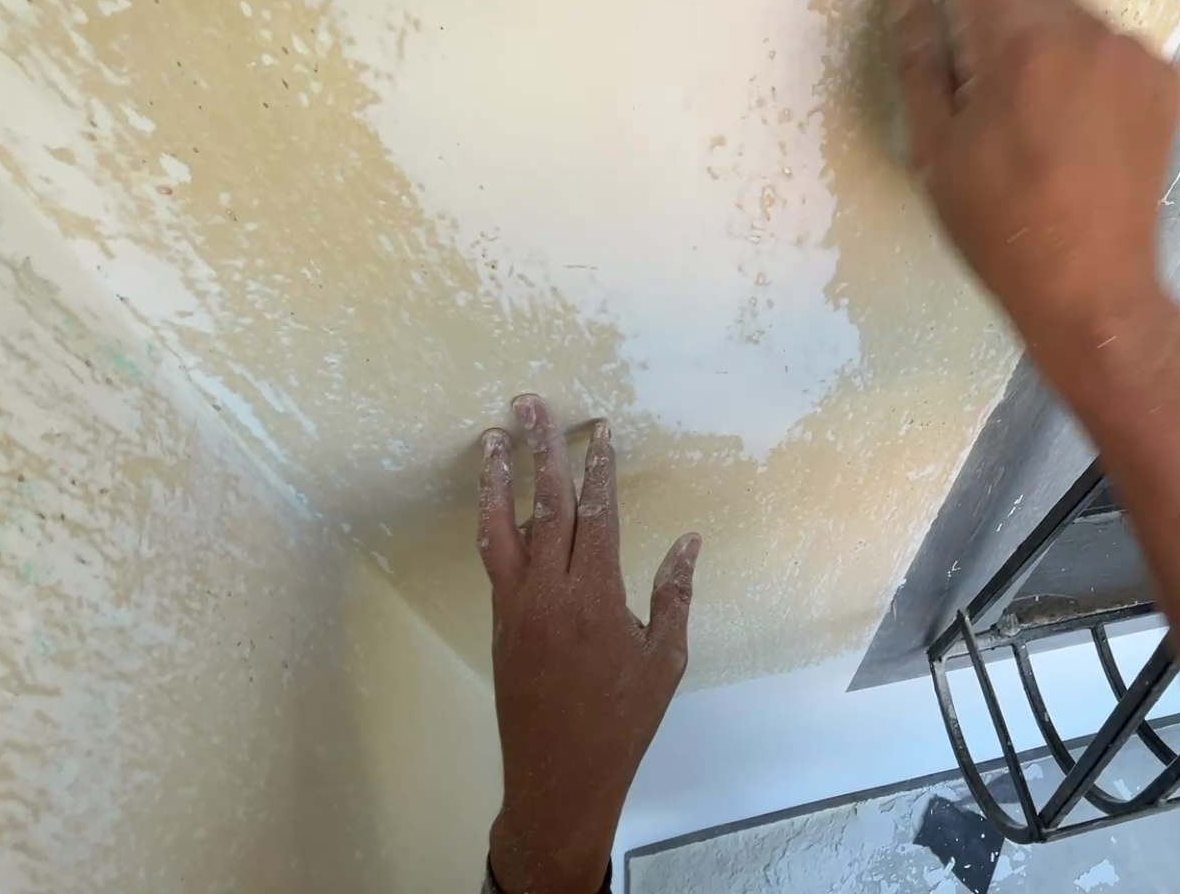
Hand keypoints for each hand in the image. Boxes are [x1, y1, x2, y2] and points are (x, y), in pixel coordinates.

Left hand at [477, 394, 700, 893]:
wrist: (559, 776)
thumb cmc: (622, 716)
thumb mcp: (666, 659)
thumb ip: (674, 594)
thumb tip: (689, 541)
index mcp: (595, 595)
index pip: (597, 514)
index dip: (600, 468)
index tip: (600, 430)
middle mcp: (550, 590)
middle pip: (547, 505)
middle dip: (542, 449)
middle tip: (531, 403)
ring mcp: (518, 603)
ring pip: (504, 527)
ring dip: (500, 477)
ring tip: (495, 435)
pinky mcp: (501, 619)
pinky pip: (493, 556)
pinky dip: (491, 518)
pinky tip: (492, 498)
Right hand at [888, 0, 1179, 361]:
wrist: (1090, 289)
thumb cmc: (999, 231)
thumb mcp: (937, 150)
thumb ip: (919, 55)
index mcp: (1023, 49)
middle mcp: (1089, 32)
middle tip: (959, 17)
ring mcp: (1135, 54)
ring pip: (1069, 4)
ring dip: (1033, 19)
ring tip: (1011, 82)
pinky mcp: (1163, 79)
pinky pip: (1105, 41)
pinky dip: (1075, 53)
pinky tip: (1060, 106)